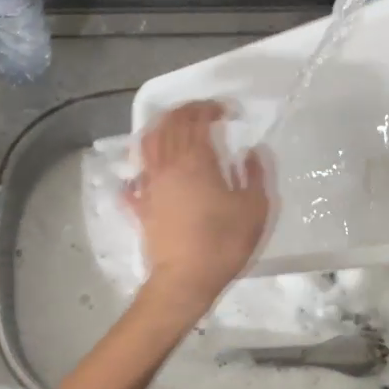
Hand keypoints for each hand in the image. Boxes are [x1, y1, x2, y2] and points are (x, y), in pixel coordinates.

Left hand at [127, 101, 271, 312]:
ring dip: (160, 129)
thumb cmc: (223, 243)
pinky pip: (133, 180)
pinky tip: (144, 170)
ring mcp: (149, 185)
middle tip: (202, 112)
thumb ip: (254, 174)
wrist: (185, 279)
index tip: (226, 112)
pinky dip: (139, 168)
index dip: (210, 108)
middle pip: (168, 125)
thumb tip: (251, 152)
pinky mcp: (140, 206)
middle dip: (185, 112)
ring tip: (173, 129)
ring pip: (146, 144)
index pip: (196, 120)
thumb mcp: (254, 208)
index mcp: (195, 160)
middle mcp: (167, 165)